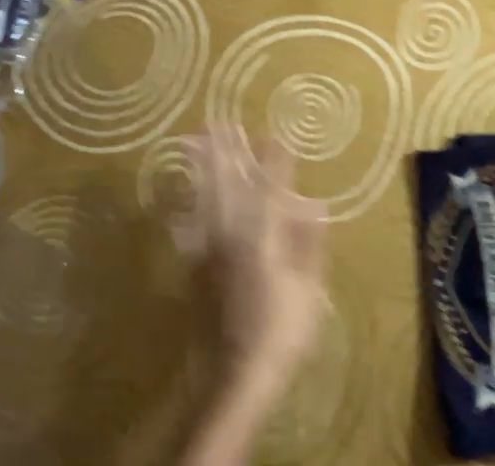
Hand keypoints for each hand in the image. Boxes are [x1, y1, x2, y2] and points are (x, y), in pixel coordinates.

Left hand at [192, 123, 328, 389]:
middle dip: (227, 151)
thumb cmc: (283, 331)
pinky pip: (189, 224)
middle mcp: (232, 235)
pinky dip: (186, 203)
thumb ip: (308, 242)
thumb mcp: (309, 288)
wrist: (237, 372)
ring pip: (204, 198)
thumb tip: (314, 205)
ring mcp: (210, 250)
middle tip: (221, 121)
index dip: (274, 161)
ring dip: (202, 167)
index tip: (276, 134)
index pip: (270, 189)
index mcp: (263, 237)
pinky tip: (180, 194)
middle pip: (229, 184)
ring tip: (195, 139)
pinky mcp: (195, 266)